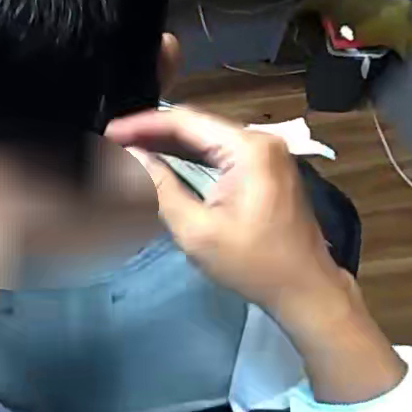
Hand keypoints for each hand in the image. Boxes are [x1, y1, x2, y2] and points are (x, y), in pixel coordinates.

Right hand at [105, 107, 347, 327]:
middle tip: (110, 142)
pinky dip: (186, 157)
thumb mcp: (196, 229)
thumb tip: (128, 157)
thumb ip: (159, 187)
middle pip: (194, 125)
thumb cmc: (252, 263)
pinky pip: (217, 153)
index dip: (141, 125)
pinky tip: (160, 161)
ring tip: (127, 149)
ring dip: (166, 144)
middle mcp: (259, 141)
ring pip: (204, 138)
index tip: (107, 132)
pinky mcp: (263, 169)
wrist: (305, 289)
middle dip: (150, 132)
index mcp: (247, 149)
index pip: (184, 122)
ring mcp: (264, 154)